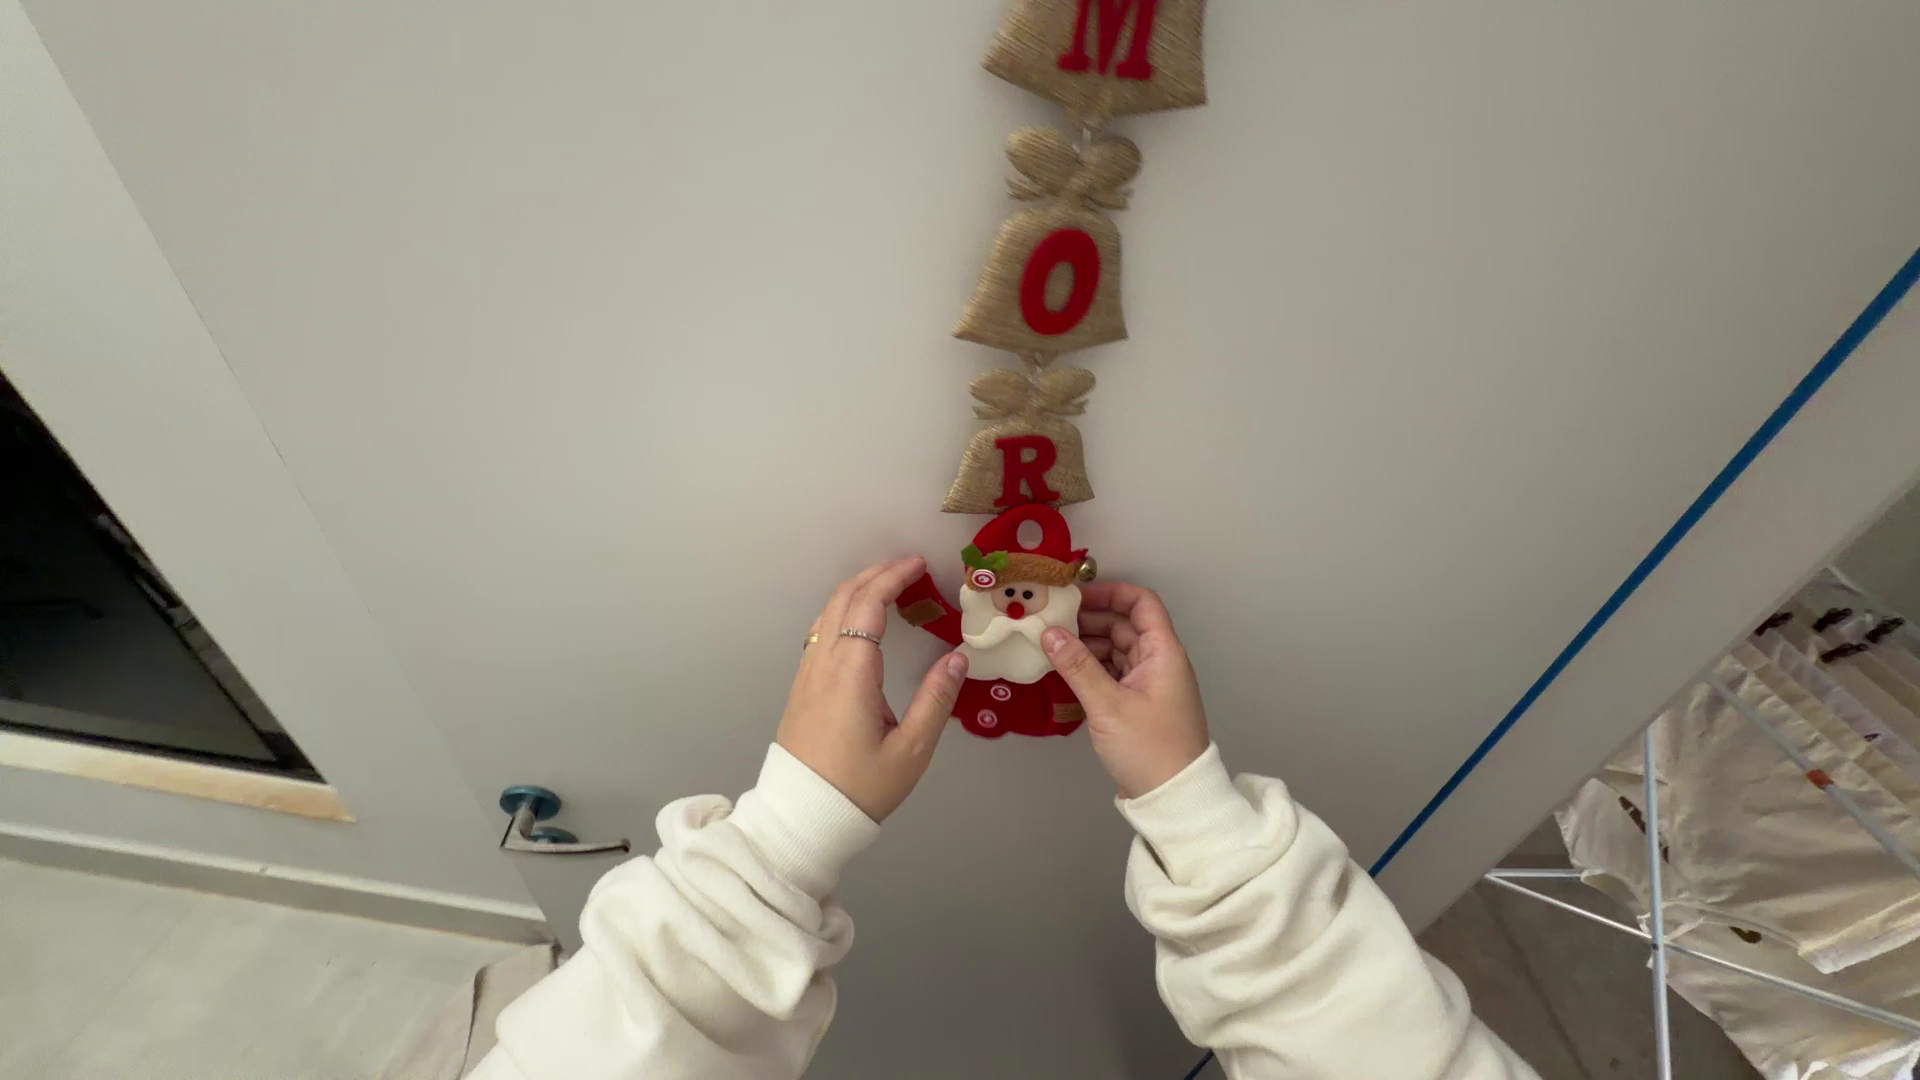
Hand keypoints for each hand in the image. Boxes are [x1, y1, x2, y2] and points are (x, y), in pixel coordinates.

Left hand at [777, 556, 967, 820]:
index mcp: (851, 672)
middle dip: (876, 574)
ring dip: (857, 589)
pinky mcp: (802, 686)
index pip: (868, 605)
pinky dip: (843, 609)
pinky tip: (859, 619)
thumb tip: (958, 659)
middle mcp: (824, 663)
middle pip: (844, 598)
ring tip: (888, 585)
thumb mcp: (910, 750)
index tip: (918, 565)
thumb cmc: (859, 787)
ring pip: (828, 611)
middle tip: (908, 567)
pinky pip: (820, 630)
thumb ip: (936, 700)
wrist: (802, 818)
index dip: (893, 578)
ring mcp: (808, 673)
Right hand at [1042, 583, 1209, 798]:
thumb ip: (1077, 666)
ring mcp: (1148, 683)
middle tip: (1053, 621)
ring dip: (1086, 644)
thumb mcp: (1108, 705)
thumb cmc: (1150, 750)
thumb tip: (1050, 633)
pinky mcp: (1137, 702)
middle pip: (1124, 625)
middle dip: (1089, 620)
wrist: (1174, 799)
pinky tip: (1065, 670)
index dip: (1111, 593)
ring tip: (1052, 645)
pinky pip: (1112, 671)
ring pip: (1115, 648)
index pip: (1141, 603)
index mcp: (1163, 653)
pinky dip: (1090, 667)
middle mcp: (1158, 662)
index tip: (1077, 596)